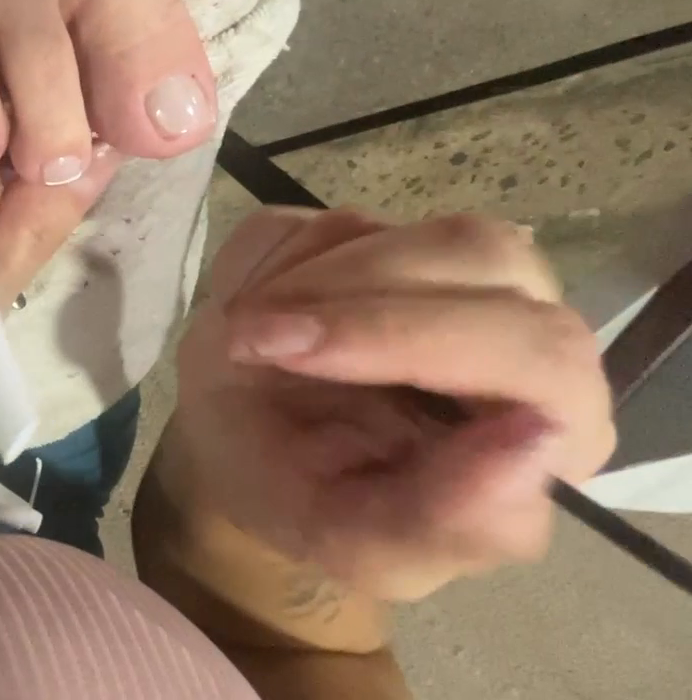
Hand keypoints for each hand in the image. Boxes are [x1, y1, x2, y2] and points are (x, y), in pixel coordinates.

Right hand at [170, 209, 616, 602]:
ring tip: (240, 338)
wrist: (229, 451)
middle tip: (245, 340)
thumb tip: (534, 439)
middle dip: (339, 296)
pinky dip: (249, 266)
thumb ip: (452, 522)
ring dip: (285, 281)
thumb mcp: (359, 545)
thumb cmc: (300, 501)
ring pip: (378, 228)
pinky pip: (296, 224)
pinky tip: (239, 315)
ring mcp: (418, 273)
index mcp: (542, 418)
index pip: (531, 349)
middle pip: (472, 256)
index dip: (407, 336)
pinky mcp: (343, 243)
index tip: (289, 351)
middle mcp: (504, 329)